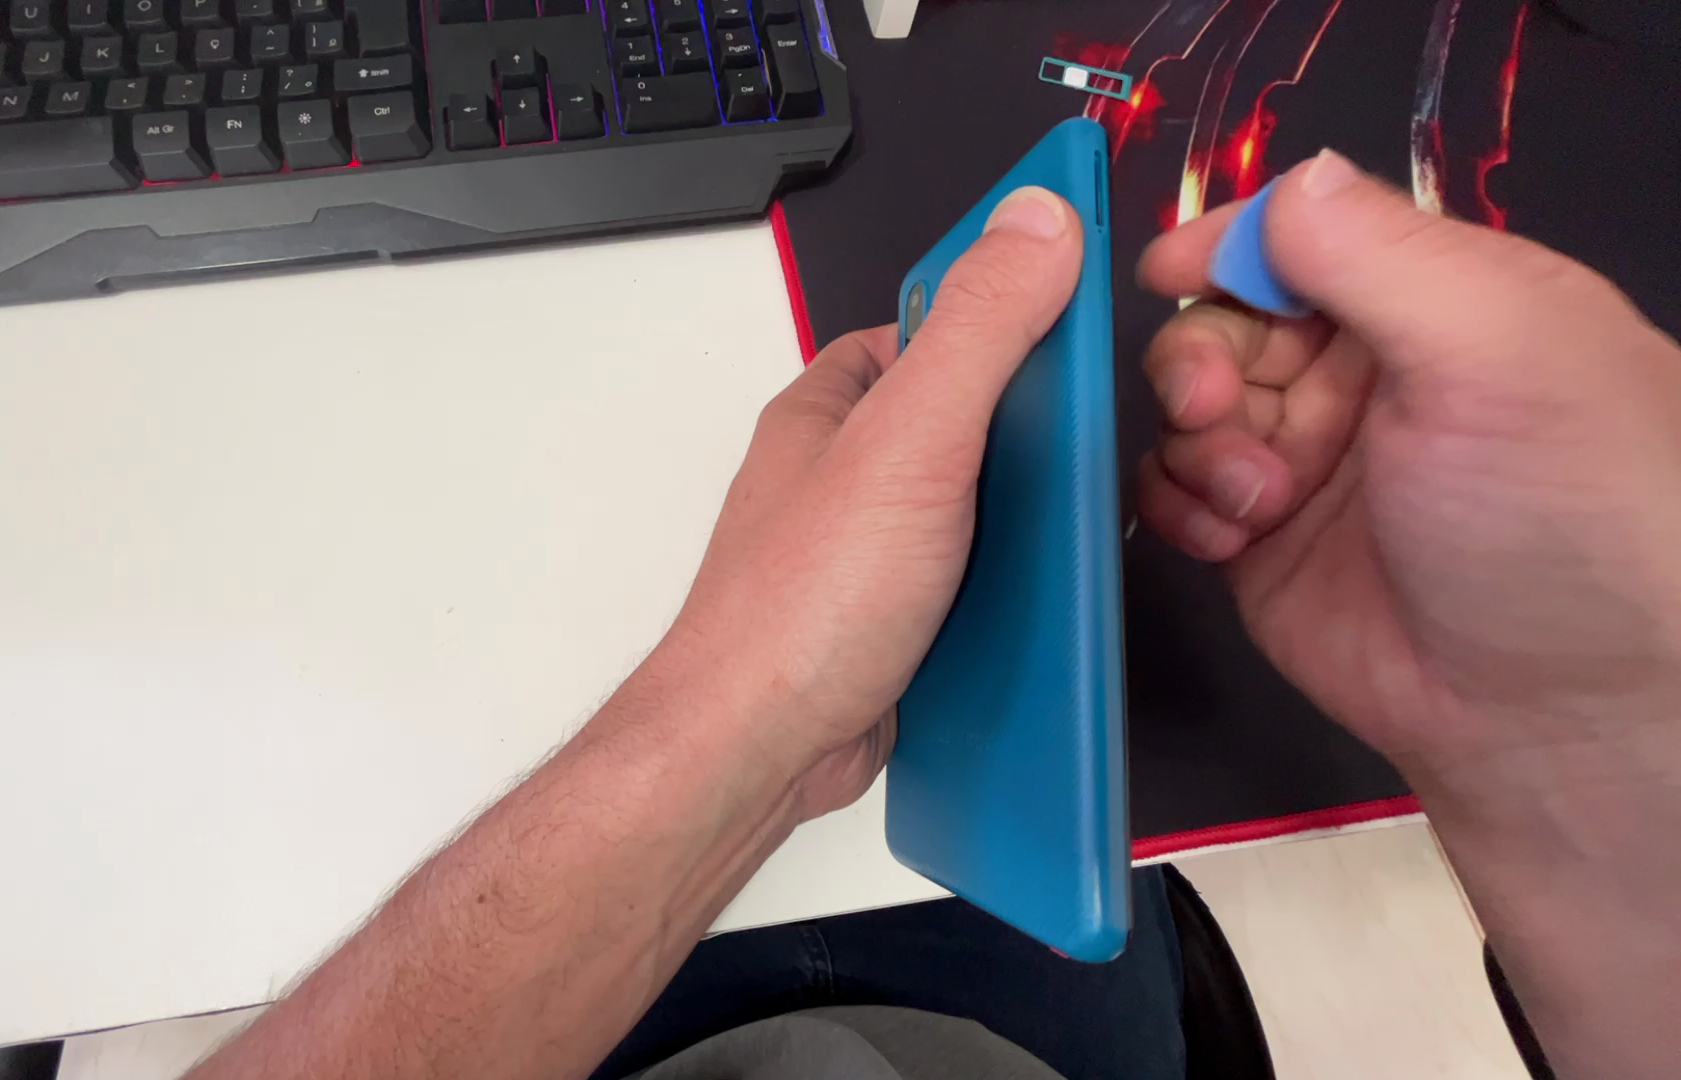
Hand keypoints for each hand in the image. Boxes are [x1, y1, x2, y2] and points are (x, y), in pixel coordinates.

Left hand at [652, 187, 1083, 820]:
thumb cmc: (805, 600)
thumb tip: (1035, 220)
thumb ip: (975, 333)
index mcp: (831, 409)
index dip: (1002, 315)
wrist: (760, 744)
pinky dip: (1009, 576)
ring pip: (971, 502)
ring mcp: (867, 542)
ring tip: (1088, 526)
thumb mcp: (905, 445)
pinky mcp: (890, 608)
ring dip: (1029, 512)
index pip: (926, 327)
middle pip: (960, 418)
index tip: (1075, 326)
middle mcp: (844, 470)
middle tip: (1099, 449)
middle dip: (1030, 431)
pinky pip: (966, 572)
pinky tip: (1049, 590)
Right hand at [1136, 149, 1680, 784]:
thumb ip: (1385, 261)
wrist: (1541, 707)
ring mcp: (1285, 455)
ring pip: (1176, 418)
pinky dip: (1179, 509)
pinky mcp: (1240, 527)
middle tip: (1214, 413)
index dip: (1223, 247)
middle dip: (1195, 370)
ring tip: (1257, 506)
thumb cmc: (1553, 515)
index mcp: (1424, 310)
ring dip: (1195, 455)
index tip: (1162, 270)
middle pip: (1212, 332)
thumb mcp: (1500, 360)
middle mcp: (1346, 377)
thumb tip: (1289, 182)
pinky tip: (1228, 541)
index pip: (1293, 244)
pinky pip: (1166, 491)